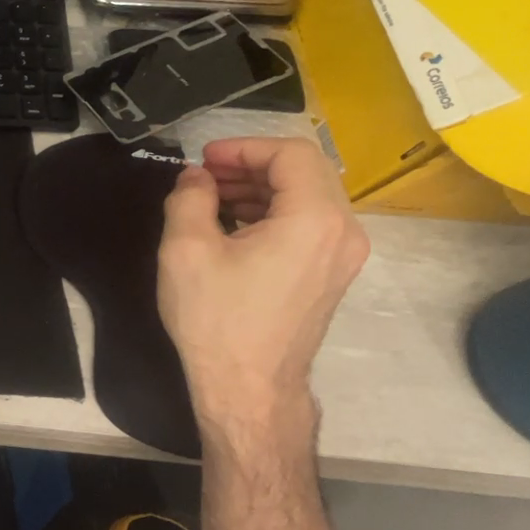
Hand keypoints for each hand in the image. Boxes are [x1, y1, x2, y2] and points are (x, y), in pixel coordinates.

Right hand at [158, 138, 368, 422]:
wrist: (248, 383)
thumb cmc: (215, 315)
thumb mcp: (185, 250)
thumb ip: (189, 200)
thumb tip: (195, 177)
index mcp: (314, 218)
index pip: (291, 154)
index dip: (244, 147)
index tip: (202, 159)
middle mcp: (343, 230)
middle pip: (306, 172)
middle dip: (252, 165)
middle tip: (203, 176)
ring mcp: (344, 255)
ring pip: (309, 198)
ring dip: (261, 189)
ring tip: (211, 199)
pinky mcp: (332, 274)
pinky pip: (309, 224)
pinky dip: (273, 213)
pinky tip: (233, 226)